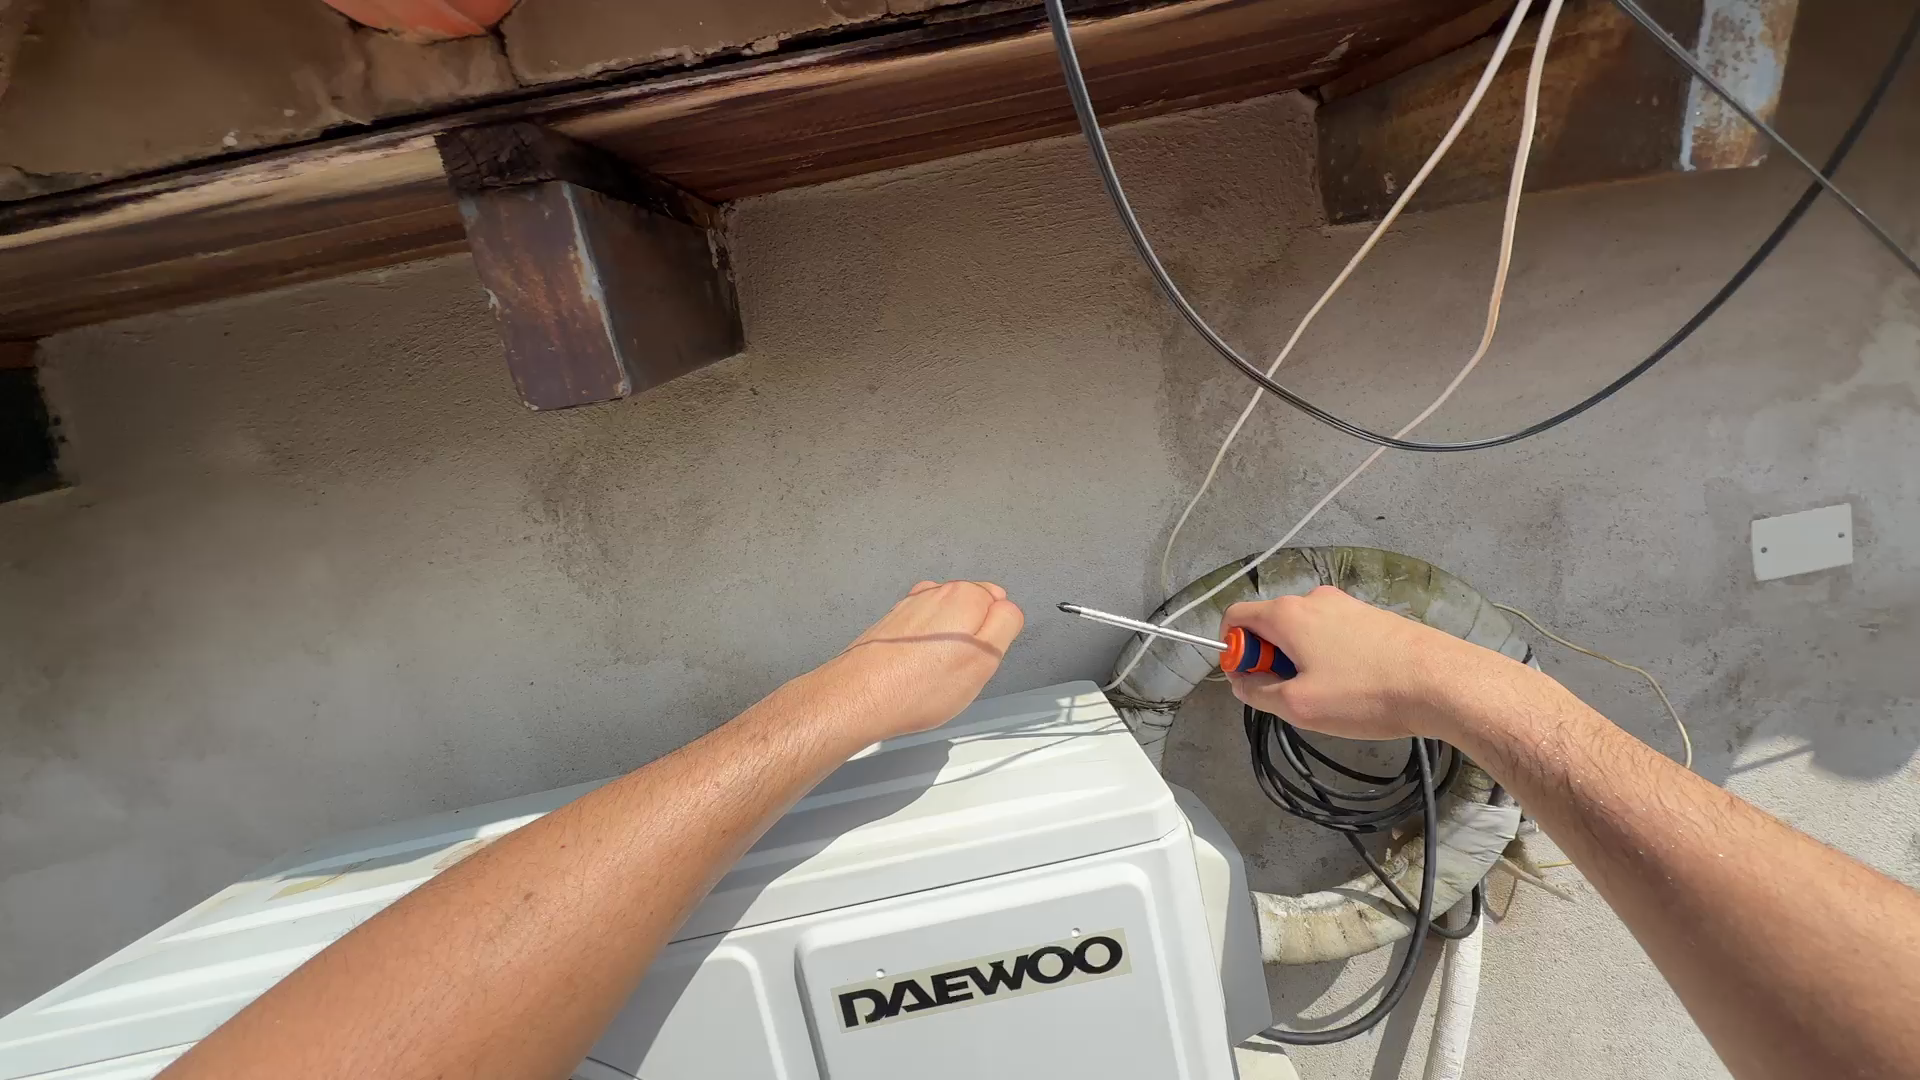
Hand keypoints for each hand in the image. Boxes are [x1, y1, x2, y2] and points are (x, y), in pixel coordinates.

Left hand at [808, 580, 1024, 741]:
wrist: (858, 697)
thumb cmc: (917, 686)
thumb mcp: (983, 660)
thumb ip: (1005, 625)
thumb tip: (1008, 610)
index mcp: (965, 595)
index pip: (1004, 609)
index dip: (995, 640)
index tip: (981, 659)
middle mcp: (936, 591)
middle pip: (975, 612)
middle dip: (972, 637)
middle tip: (960, 669)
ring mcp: (912, 604)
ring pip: (948, 622)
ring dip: (947, 642)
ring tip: (934, 673)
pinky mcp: (894, 621)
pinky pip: (924, 632)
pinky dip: (924, 648)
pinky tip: (915, 670)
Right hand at [1222, 585, 1529, 741]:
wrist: (1445, 683)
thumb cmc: (1363, 693)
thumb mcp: (1298, 706)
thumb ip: (1257, 693)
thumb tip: (1241, 682)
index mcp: (1286, 613)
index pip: (1235, 616)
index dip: (1231, 649)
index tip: (1249, 679)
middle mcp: (1312, 598)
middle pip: (1268, 623)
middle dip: (1268, 657)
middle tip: (1290, 693)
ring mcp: (1346, 604)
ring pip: (1302, 630)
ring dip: (1299, 658)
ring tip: (1328, 693)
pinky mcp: (1373, 615)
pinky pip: (1332, 632)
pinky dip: (1329, 654)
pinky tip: (1356, 684)